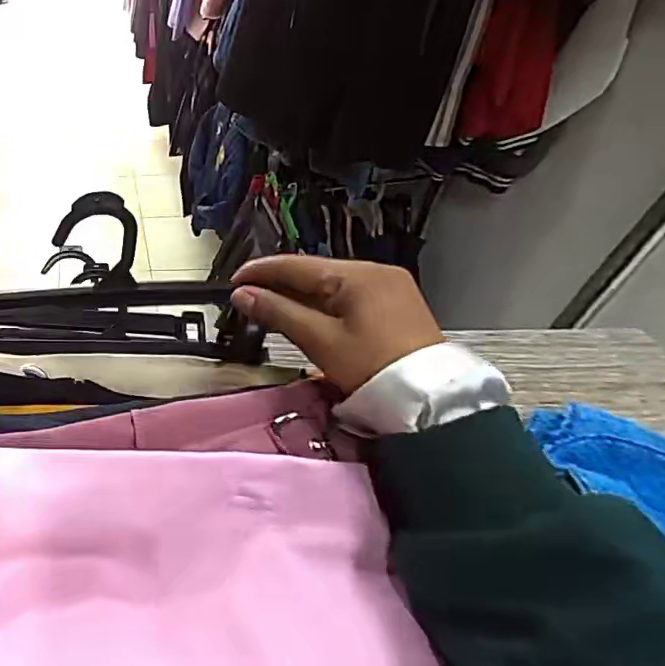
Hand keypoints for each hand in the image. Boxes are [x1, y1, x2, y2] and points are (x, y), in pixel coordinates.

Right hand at [229, 256, 443, 392]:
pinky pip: (353, 295)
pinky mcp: (399, 303)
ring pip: (334, 284)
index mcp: (356, 274)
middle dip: (281, 283)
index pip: (296, 264)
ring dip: (303, 295)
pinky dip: (328, 304)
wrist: (430, 401)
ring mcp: (391, 285)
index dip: (261, 271)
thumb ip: (278, 313)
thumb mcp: (320, 342)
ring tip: (274, 309)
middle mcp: (376, 270)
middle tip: (250, 298)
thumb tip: (243, 294)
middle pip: (316, 271)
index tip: (234, 281)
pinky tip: (312, 317)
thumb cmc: (373, 369)